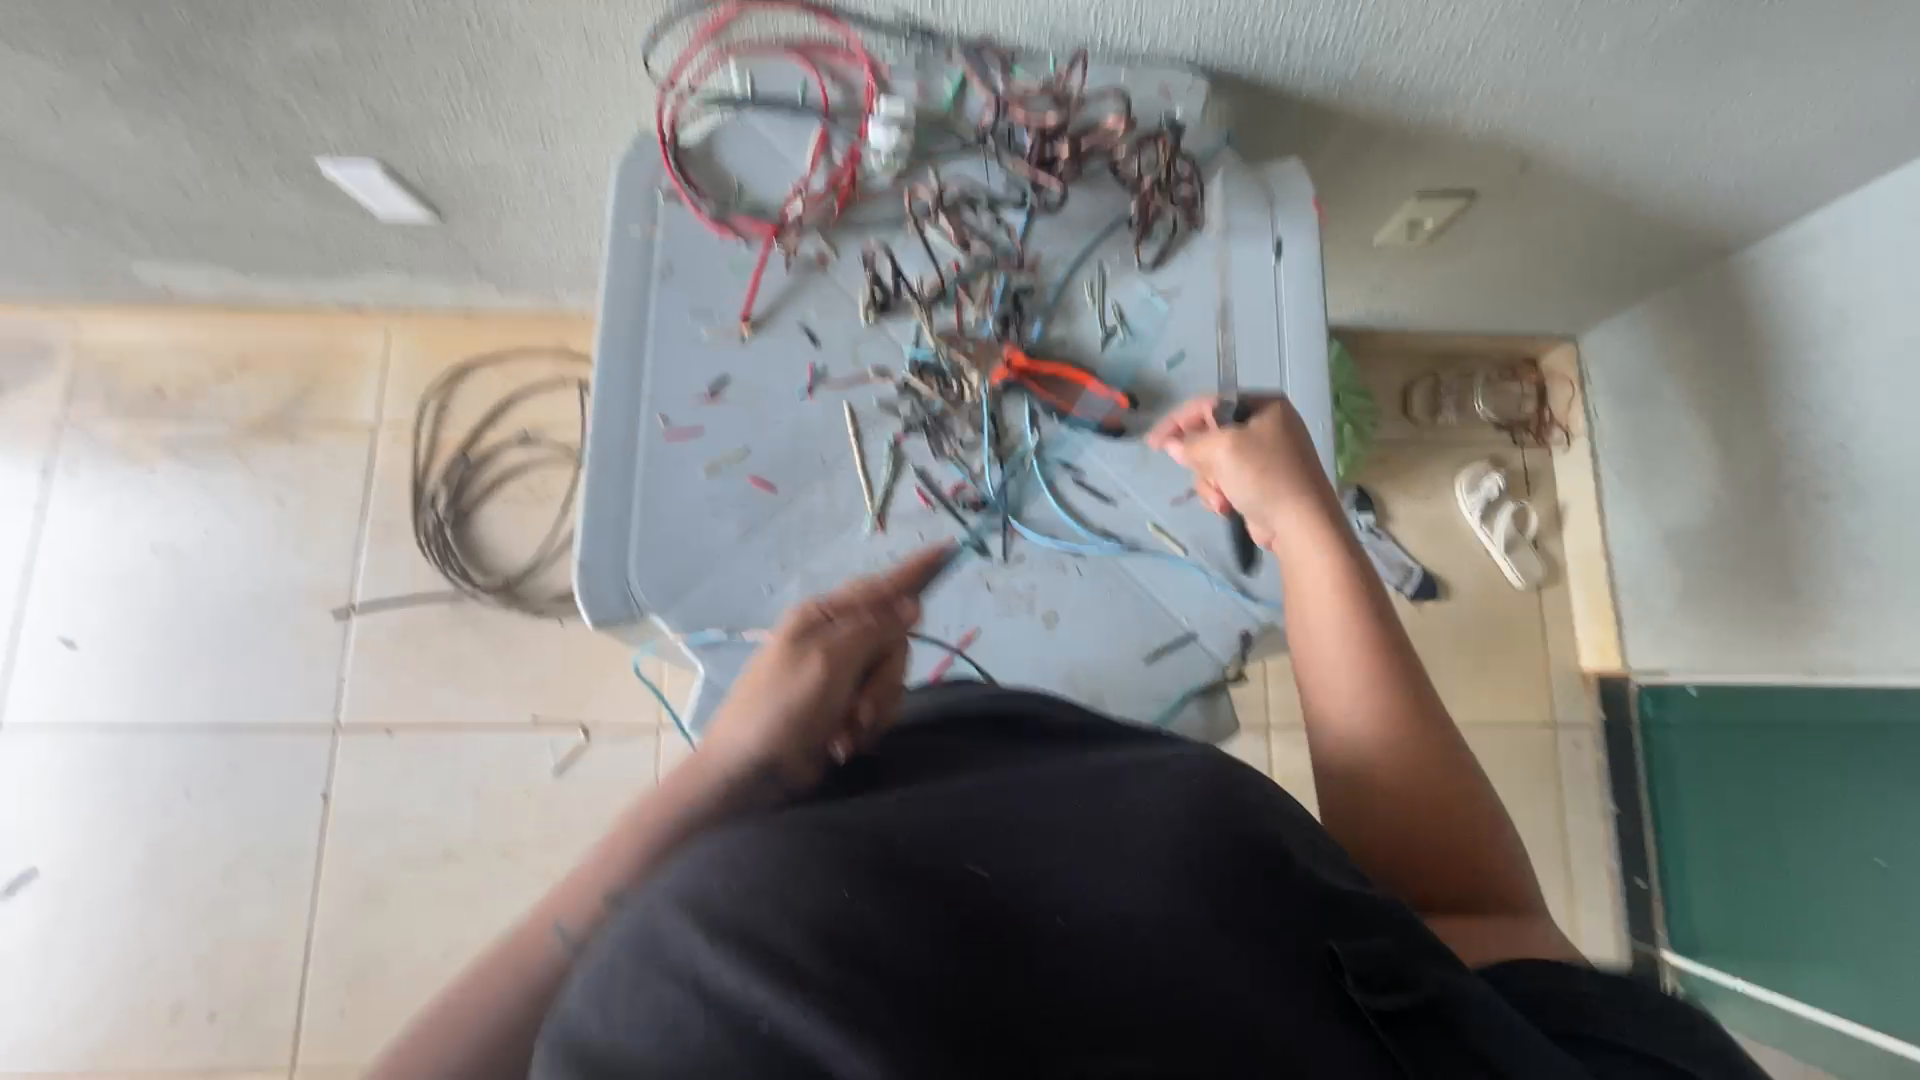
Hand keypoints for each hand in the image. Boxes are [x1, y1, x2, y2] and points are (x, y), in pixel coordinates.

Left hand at [694, 545, 950, 794]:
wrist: (747, 776)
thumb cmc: (779, 710)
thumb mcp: (828, 662)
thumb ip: (874, 629)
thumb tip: (912, 603)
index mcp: (825, 615)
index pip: (882, 585)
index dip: (917, 569)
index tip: (951, 548)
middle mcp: (837, 638)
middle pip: (896, 641)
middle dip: (884, 680)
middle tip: (859, 707)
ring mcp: (842, 674)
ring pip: (893, 677)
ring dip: (874, 710)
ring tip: (842, 733)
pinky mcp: (846, 706)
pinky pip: (882, 706)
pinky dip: (866, 728)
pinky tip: (840, 743)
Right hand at [1145, 395, 1332, 549]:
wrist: (1299, 523)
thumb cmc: (1263, 475)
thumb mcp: (1222, 449)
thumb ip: (1191, 442)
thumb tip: (1172, 445)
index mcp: (1264, 406)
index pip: (1209, 404)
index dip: (1177, 422)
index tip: (1154, 442)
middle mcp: (1264, 426)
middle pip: (1209, 436)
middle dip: (1201, 461)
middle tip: (1201, 471)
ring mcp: (1261, 456)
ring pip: (1211, 463)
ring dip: (1209, 483)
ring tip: (1221, 498)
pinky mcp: (1257, 482)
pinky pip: (1222, 481)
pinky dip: (1219, 494)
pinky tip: (1227, 506)